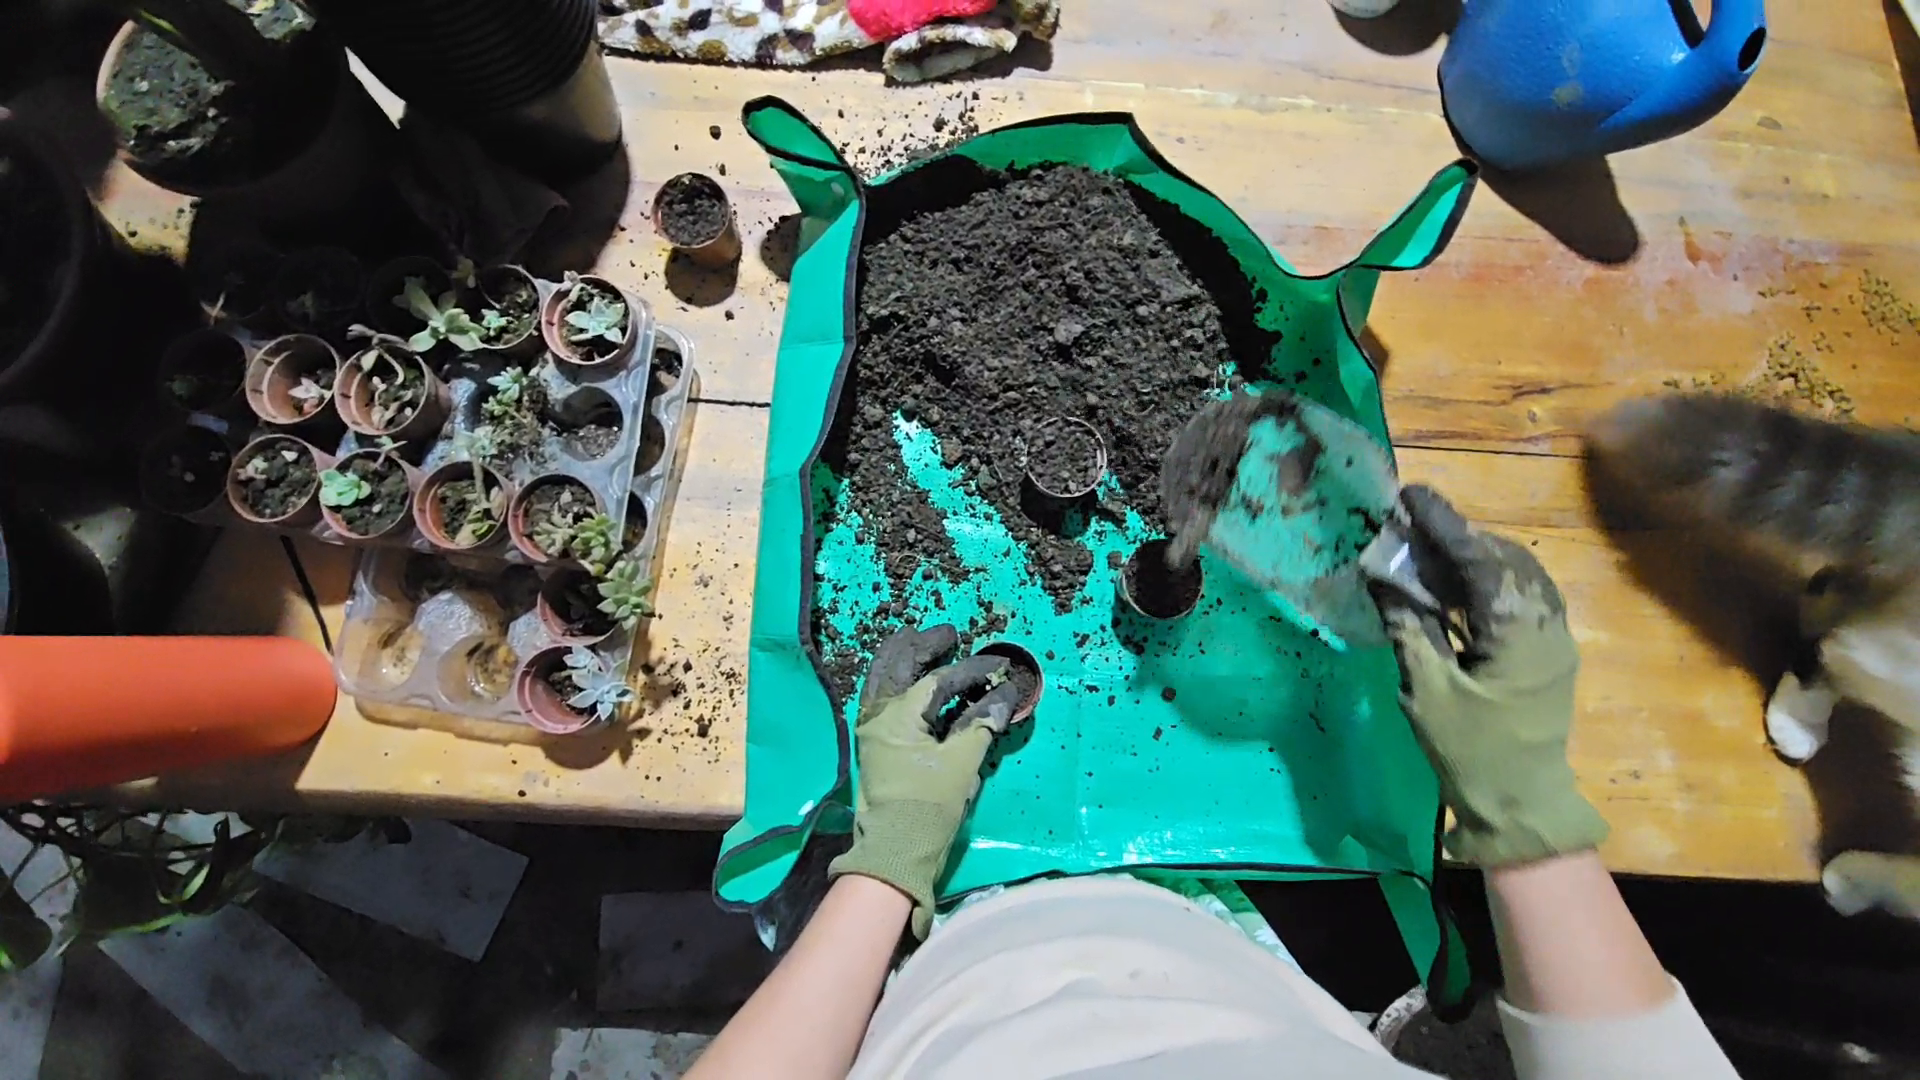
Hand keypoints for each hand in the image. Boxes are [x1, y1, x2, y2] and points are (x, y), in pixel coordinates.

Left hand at [828, 624, 1024, 937]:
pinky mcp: (874, 739)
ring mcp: (871, 725)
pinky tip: (911, 674)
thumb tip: (1005, 694)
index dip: (972, 671)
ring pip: (883, 675)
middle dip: (924, 644)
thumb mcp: (961, 764)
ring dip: (905, 656)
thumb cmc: (928, 806)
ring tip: (923, 640)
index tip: (998, 666)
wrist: (894, 850)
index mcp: (897, 715)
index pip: (939, 680)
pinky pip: (881, 693)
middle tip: (950, 635)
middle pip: (898, 663)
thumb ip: (981, 724)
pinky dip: (896, 677)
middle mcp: (877, 713)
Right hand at [1367, 484, 1606, 866]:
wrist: (1520, 801)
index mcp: (1521, 633)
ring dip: (1467, 554)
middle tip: (1407, 522)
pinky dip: (1479, 579)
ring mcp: (1553, 637)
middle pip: (1503, 558)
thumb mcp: (1427, 688)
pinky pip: (1516, 596)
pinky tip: (1446, 582)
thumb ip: (1407, 625)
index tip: (1411, 496)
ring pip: (1513, 574)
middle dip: (1455, 535)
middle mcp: (1548, 625)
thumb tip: (1380, 576)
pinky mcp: (1545, 650)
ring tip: (1421, 546)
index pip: (1481, 560)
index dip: (1443, 525)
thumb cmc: (1469, 748)